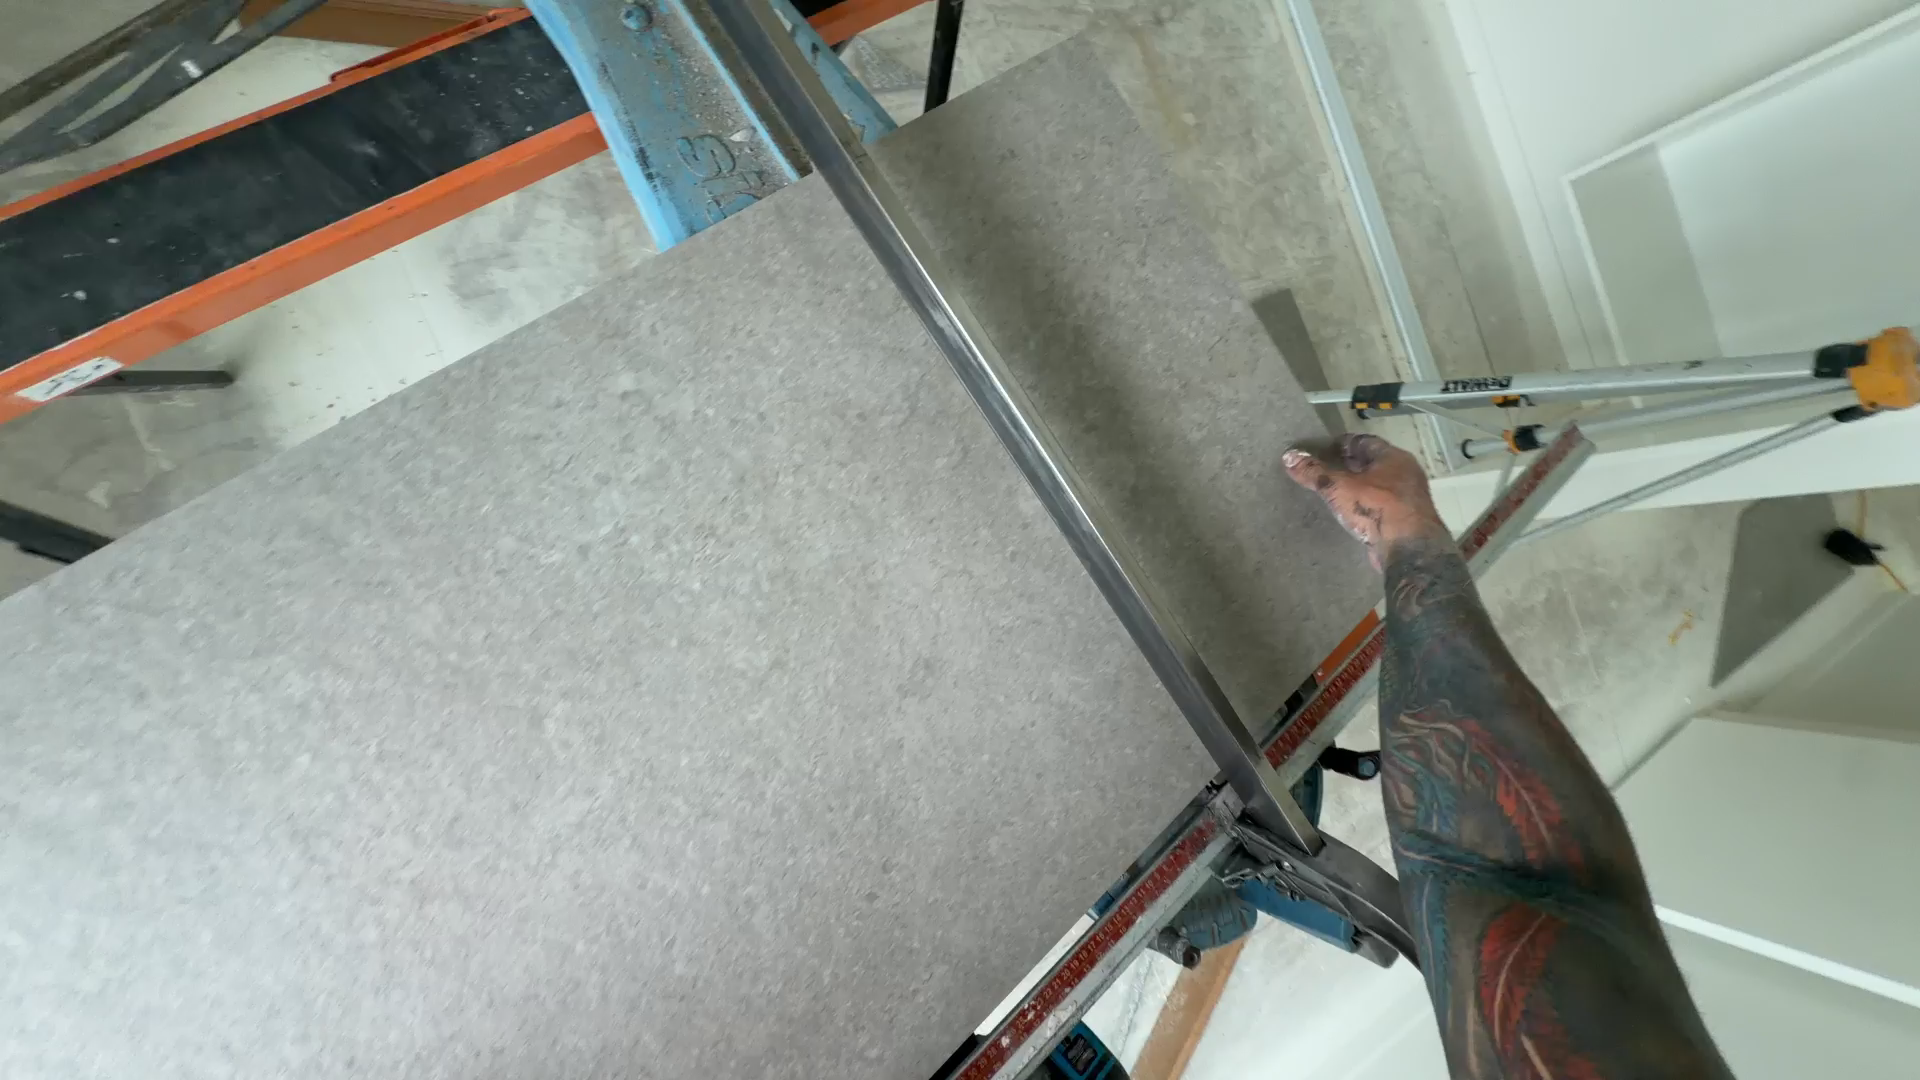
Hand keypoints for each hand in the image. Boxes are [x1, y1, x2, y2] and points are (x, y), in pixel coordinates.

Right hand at [1283, 434, 1446, 568]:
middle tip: (1321, 468)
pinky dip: (1363, 501)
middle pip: (1371, 462)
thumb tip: (1289, 456)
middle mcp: (1404, 472)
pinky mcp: (1404, 517)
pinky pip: (1378, 502)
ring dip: (1356, 484)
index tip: (1321, 449)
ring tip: (1331, 489)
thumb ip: (1314, 472)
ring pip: (1376, 483)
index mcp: (1393, 457)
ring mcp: (1407, 496)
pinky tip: (1347, 509)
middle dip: (1347, 464)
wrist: (1409, 549)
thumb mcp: (1338, 487)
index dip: (1341, 443)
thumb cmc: (1375, 509)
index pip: (1364, 441)